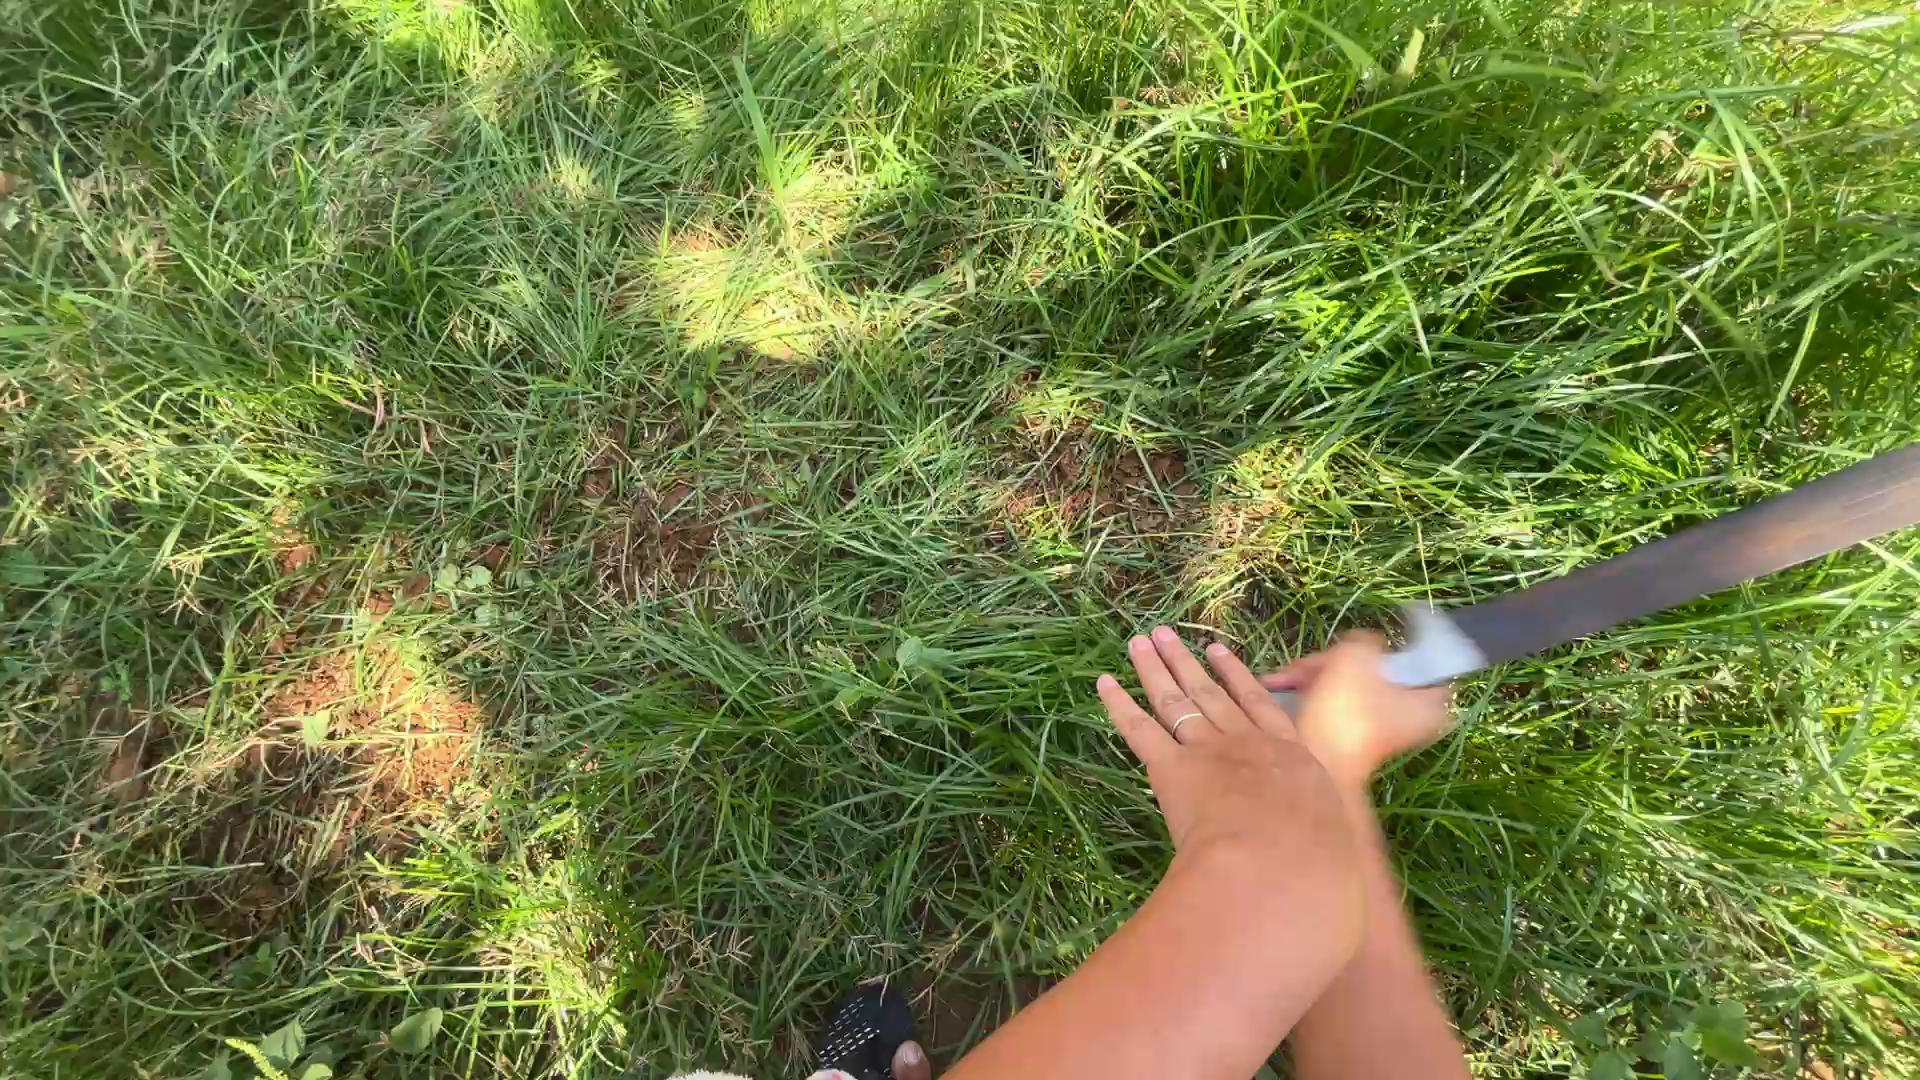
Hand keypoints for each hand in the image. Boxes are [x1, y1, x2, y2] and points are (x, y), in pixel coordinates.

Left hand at [1095, 626, 1357, 874]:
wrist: (1279, 866)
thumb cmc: (1321, 867)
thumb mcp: (1337, 845)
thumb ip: (1323, 838)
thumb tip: (1329, 859)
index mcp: (1291, 757)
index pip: (1259, 705)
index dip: (1235, 675)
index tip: (1217, 650)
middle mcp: (1245, 743)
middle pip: (1209, 693)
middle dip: (1184, 661)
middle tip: (1164, 634)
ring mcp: (1206, 750)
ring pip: (1175, 700)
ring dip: (1154, 668)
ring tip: (1139, 642)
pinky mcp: (1170, 767)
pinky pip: (1139, 729)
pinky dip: (1119, 704)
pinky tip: (1104, 682)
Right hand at [1257, 632, 1452, 793]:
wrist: (1314, 762)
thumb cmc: (1345, 712)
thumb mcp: (1356, 658)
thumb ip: (1366, 640)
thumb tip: (1363, 644)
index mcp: (1429, 703)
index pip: (1424, 663)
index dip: (1397, 646)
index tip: (1365, 641)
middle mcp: (1410, 717)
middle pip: (1376, 671)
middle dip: (1335, 661)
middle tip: (1311, 663)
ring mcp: (1380, 728)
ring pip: (1350, 683)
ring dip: (1316, 674)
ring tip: (1286, 677)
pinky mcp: (1352, 734)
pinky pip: (1337, 701)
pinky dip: (1313, 691)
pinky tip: (1284, 687)